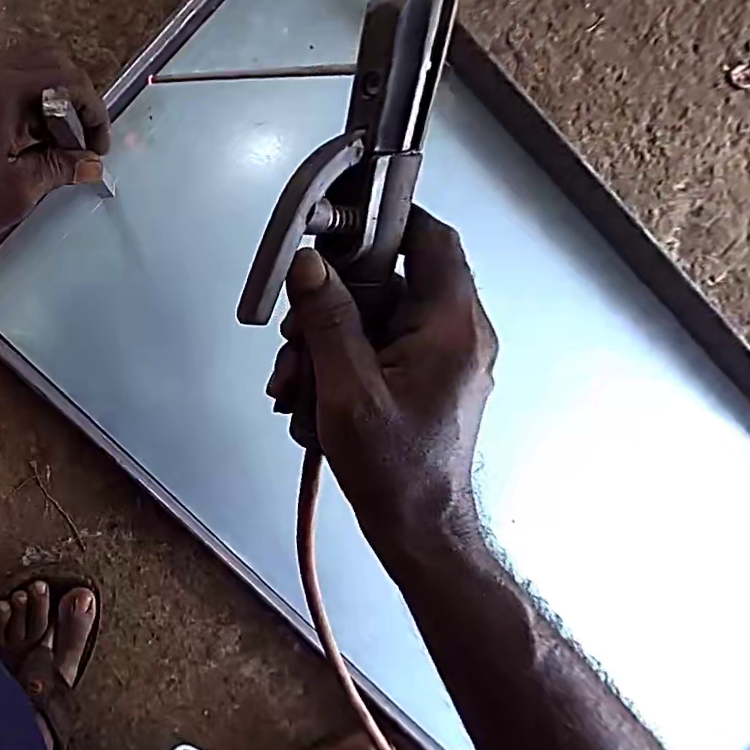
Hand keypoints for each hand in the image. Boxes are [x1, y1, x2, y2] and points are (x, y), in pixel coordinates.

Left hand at [0, 47, 109, 256]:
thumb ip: (60, 168)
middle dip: (73, 99)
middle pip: (46, 61)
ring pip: (22, 69)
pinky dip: (23, 104)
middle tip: (81, 141)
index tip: (97, 144)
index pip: (65, 77)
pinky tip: (27, 143)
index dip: (91, 110)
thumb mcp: (17, 190)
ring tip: (56, 148)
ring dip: (48, 100)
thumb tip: (89, 163)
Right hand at [266, 209, 498, 566]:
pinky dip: (335, 363)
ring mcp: (435, 355)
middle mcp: (452, 333)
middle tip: (296, 336)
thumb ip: (328, 321)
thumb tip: (310, 266)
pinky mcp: (416, 374)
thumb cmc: (396, 471)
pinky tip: (310, 397)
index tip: (337, 225)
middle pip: (383, 281)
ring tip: (296, 383)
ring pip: (368, 317)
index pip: (429, 238)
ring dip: (323, 342)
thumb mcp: (347, 390)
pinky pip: (371, 346)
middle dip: (328, 305)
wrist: (416, 530)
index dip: (384, 220)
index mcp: (452, 327)